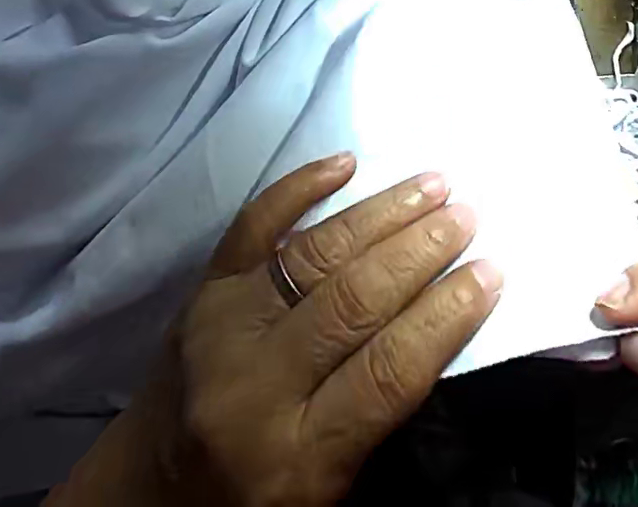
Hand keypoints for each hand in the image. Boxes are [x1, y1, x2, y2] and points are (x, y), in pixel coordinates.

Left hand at [50, 154, 503, 506]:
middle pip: (353, 300)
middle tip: (466, 213)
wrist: (146, 491)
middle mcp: (257, 379)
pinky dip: (299, 187)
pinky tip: (344, 164)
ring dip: (379, 213)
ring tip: (430, 185)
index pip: (389, 371)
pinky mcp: (203, 287)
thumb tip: (438, 318)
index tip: (491, 272)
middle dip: (418, 250)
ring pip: (314, 253)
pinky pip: (253, 224)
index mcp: (299, 452)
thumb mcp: (327, 484)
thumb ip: (377, 409)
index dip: (447, 316)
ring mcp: (223, 320)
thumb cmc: (251, 500)